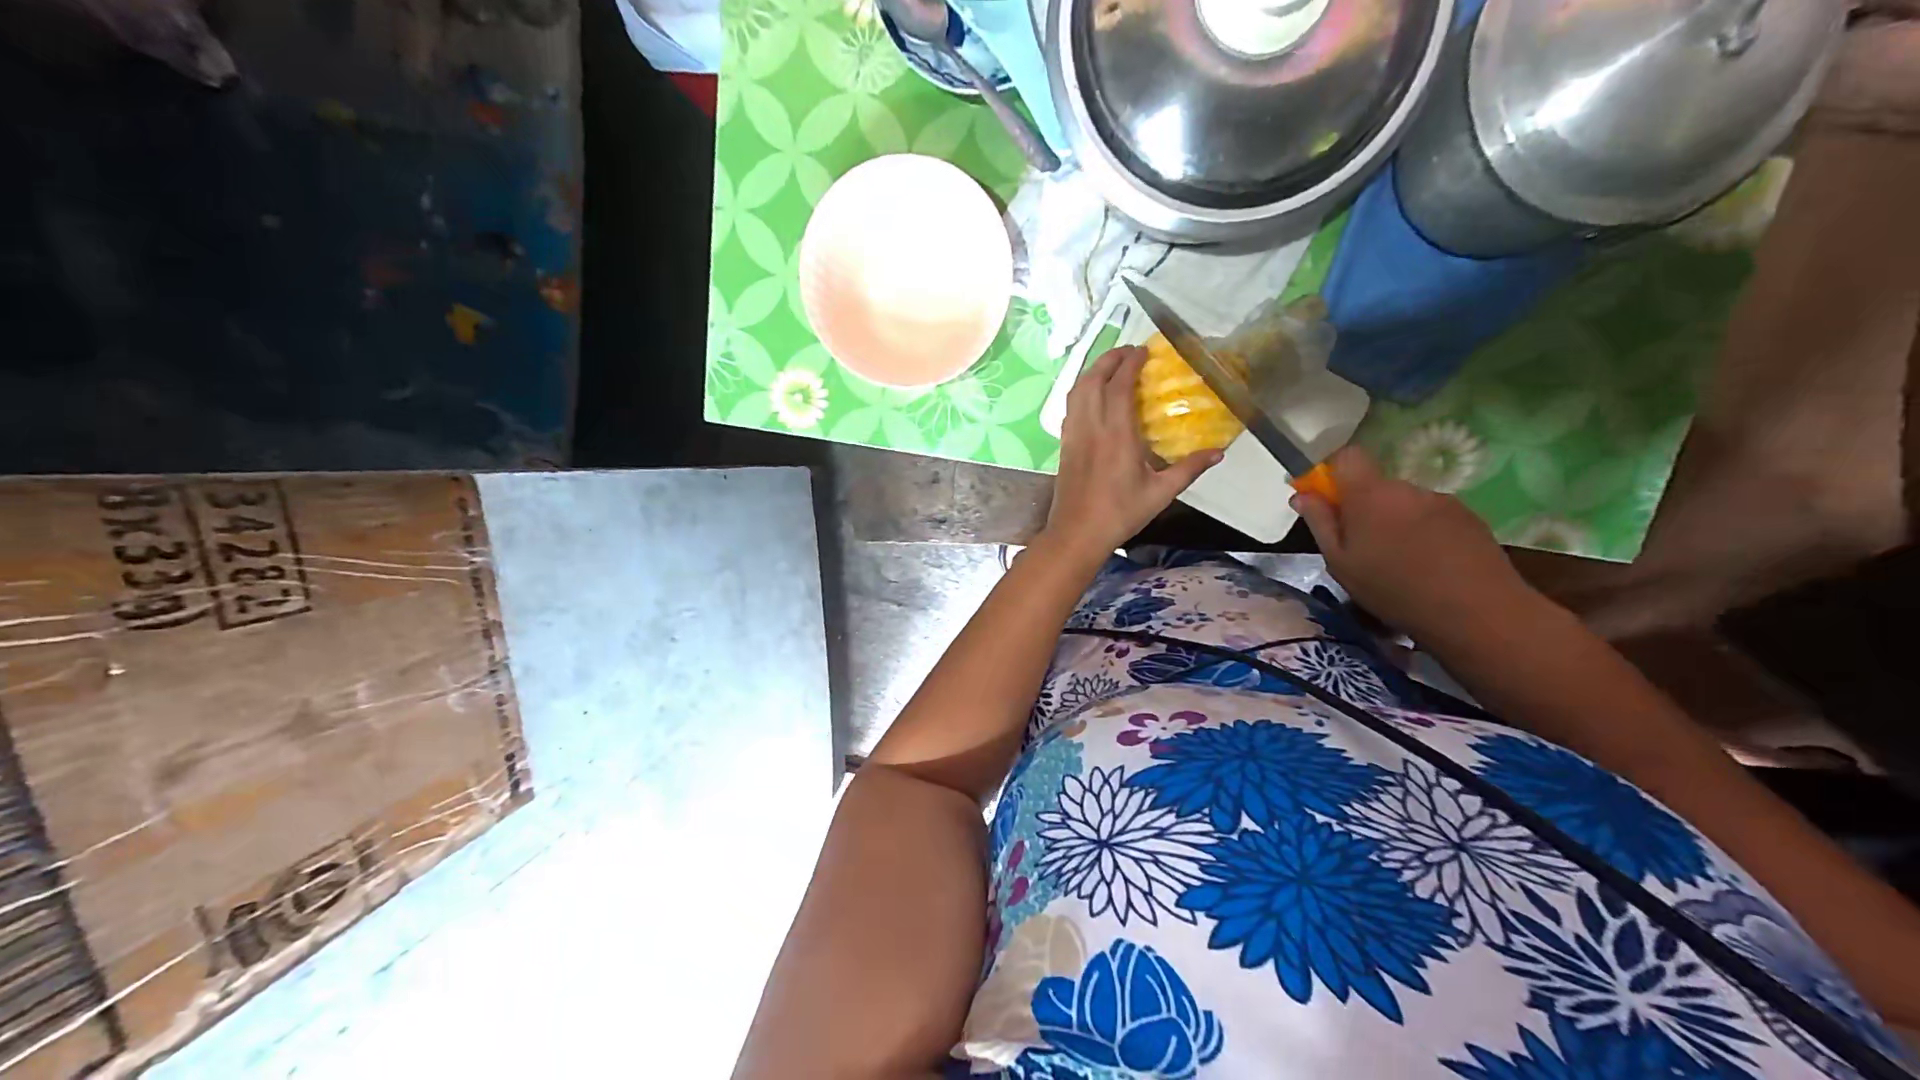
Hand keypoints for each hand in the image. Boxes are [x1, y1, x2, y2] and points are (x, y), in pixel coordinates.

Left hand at [1039, 346, 1221, 563]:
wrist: (1077, 533)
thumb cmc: (1120, 514)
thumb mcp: (1160, 493)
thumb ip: (1189, 469)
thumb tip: (1218, 452)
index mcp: (1117, 434)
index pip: (1119, 386)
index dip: (1130, 364)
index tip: (1144, 351)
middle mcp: (1091, 427)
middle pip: (1093, 379)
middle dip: (1110, 359)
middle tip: (1129, 351)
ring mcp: (1073, 434)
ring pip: (1077, 391)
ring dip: (1093, 371)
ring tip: (1111, 366)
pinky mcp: (1064, 444)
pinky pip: (1070, 407)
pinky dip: (1081, 390)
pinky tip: (1092, 395)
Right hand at [1290, 446, 1535, 636]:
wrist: (1477, 610)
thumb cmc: (1393, 589)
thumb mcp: (1341, 563)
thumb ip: (1320, 523)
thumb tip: (1302, 495)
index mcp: (1369, 494)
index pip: (1347, 456)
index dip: (1333, 473)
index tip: (1327, 502)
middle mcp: (1406, 487)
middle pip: (1376, 485)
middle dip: (1364, 507)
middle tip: (1362, 547)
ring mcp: (1442, 500)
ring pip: (1405, 503)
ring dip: (1396, 522)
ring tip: (1400, 562)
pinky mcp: (1469, 517)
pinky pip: (1432, 516)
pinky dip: (1424, 533)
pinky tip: (1429, 564)